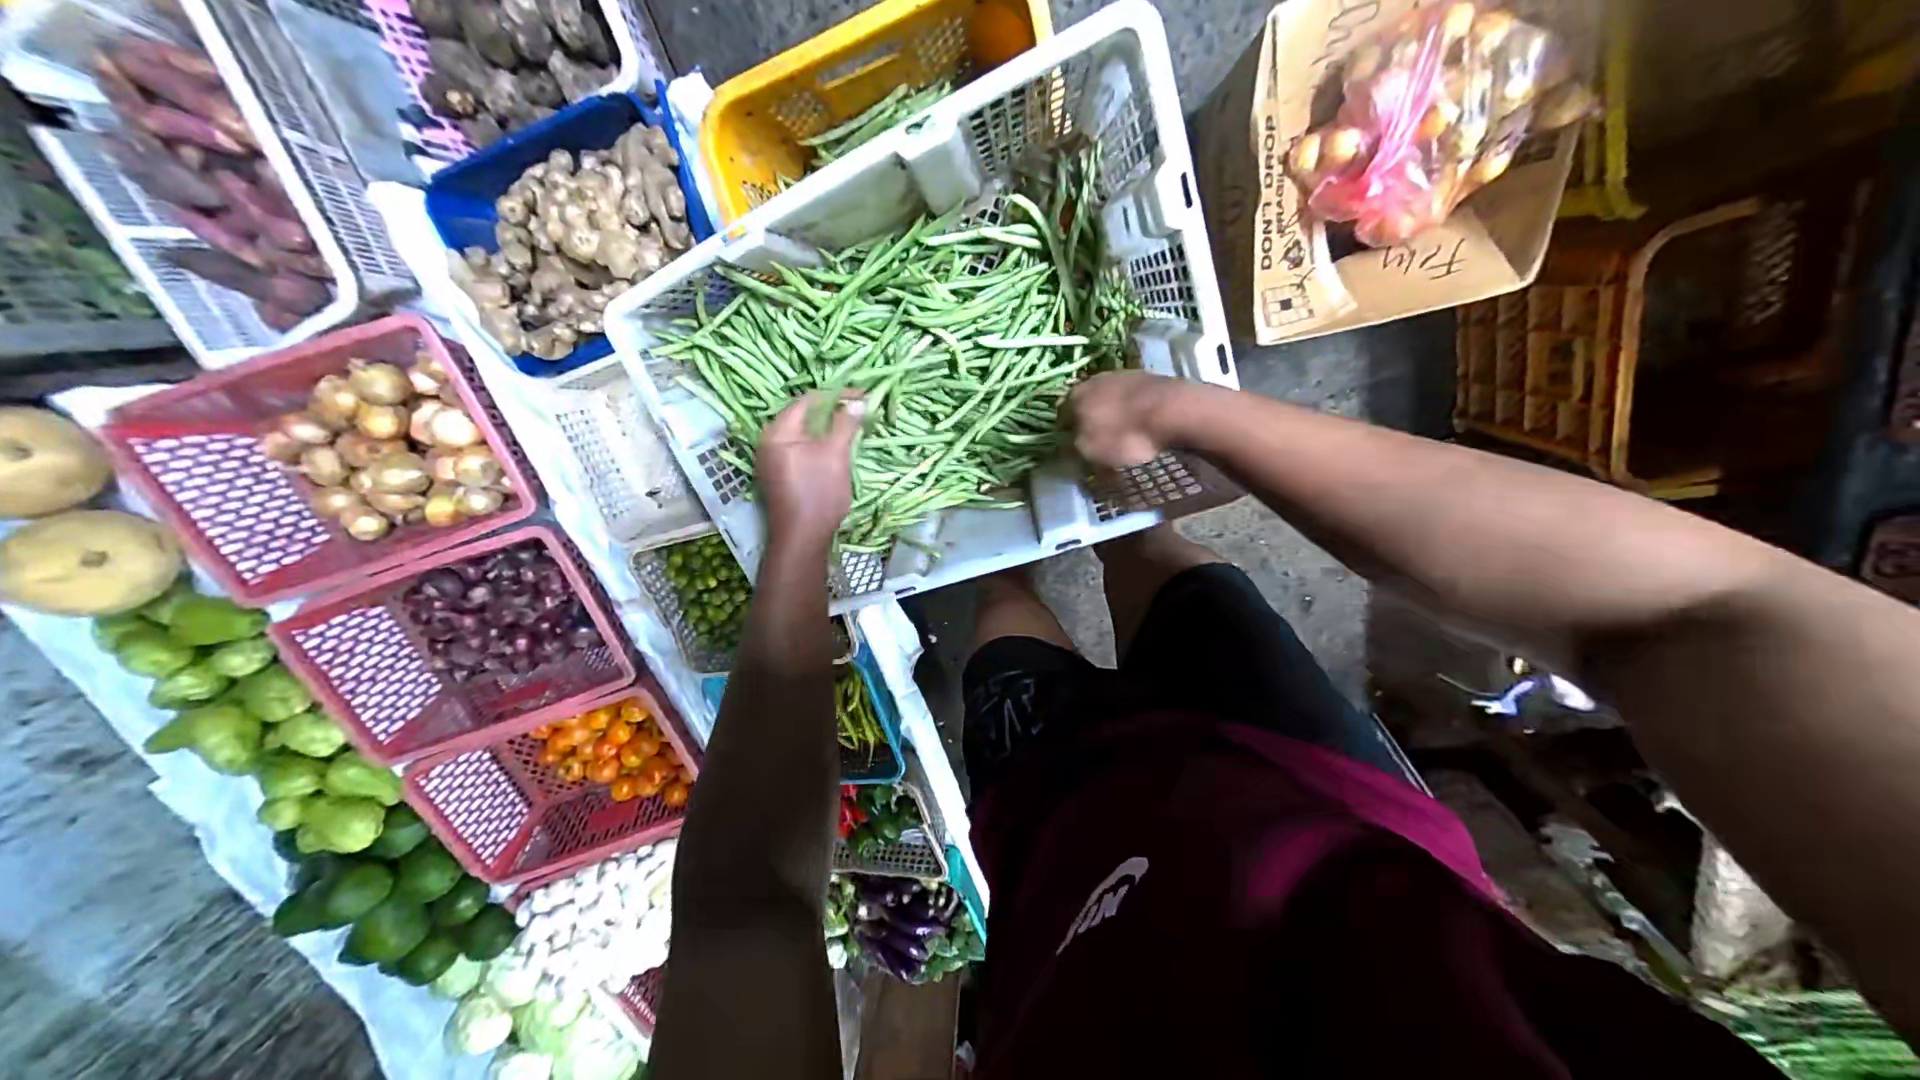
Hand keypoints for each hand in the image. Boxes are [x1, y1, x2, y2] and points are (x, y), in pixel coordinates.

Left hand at [757, 391, 862, 548]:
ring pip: (802, 434)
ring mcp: (771, 460)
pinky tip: (836, 449)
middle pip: (803, 416)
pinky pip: (799, 449)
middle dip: (832, 411)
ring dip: (827, 428)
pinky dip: (818, 444)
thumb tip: (858, 402)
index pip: (807, 401)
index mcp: (777, 432)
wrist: (802, 539)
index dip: (836, 396)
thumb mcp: (835, 455)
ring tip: (851, 428)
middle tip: (858, 411)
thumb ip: (845, 424)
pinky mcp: (780, 475)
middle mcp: (768, 442)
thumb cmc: (818, 494)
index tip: (862, 397)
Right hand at [1065, 372, 1188, 467]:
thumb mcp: (1090, 451)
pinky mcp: (1147, 376)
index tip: (1075, 448)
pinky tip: (1141, 422)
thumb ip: (1074, 447)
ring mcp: (1122, 374)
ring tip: (1124, 433)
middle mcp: (1093, 379)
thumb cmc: (1124, 434)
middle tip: (1099, 441)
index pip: (1061, 416)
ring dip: (1112, 414)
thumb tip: (1071, 446)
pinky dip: (1132, 410)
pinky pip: (1131, 397)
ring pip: (1109, 398)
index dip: (1067, 434)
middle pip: (1085, 403)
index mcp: (1074, 396)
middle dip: (1090, 421)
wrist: (1173, 410)